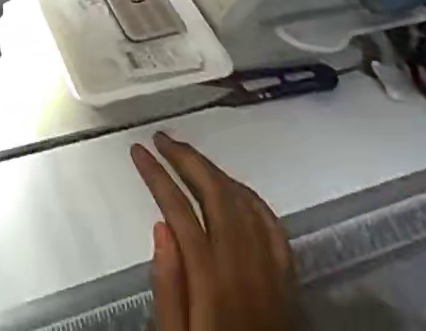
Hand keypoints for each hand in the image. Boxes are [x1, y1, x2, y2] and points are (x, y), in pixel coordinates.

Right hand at [131, 132, 296, 330]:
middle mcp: (245, 268)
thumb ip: (168, 286)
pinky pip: (273, 226)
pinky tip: (233, 187)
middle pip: (217, 195)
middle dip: (186, 159)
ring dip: (215, 171)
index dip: (156, 175)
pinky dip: (251, 197)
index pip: (180, 210)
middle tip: (160, 140)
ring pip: (245, 203)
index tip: (137, 151)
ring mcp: (272, 272)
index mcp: (211, 280)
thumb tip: (161, 226)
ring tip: (188, 155)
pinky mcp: (288, 282)